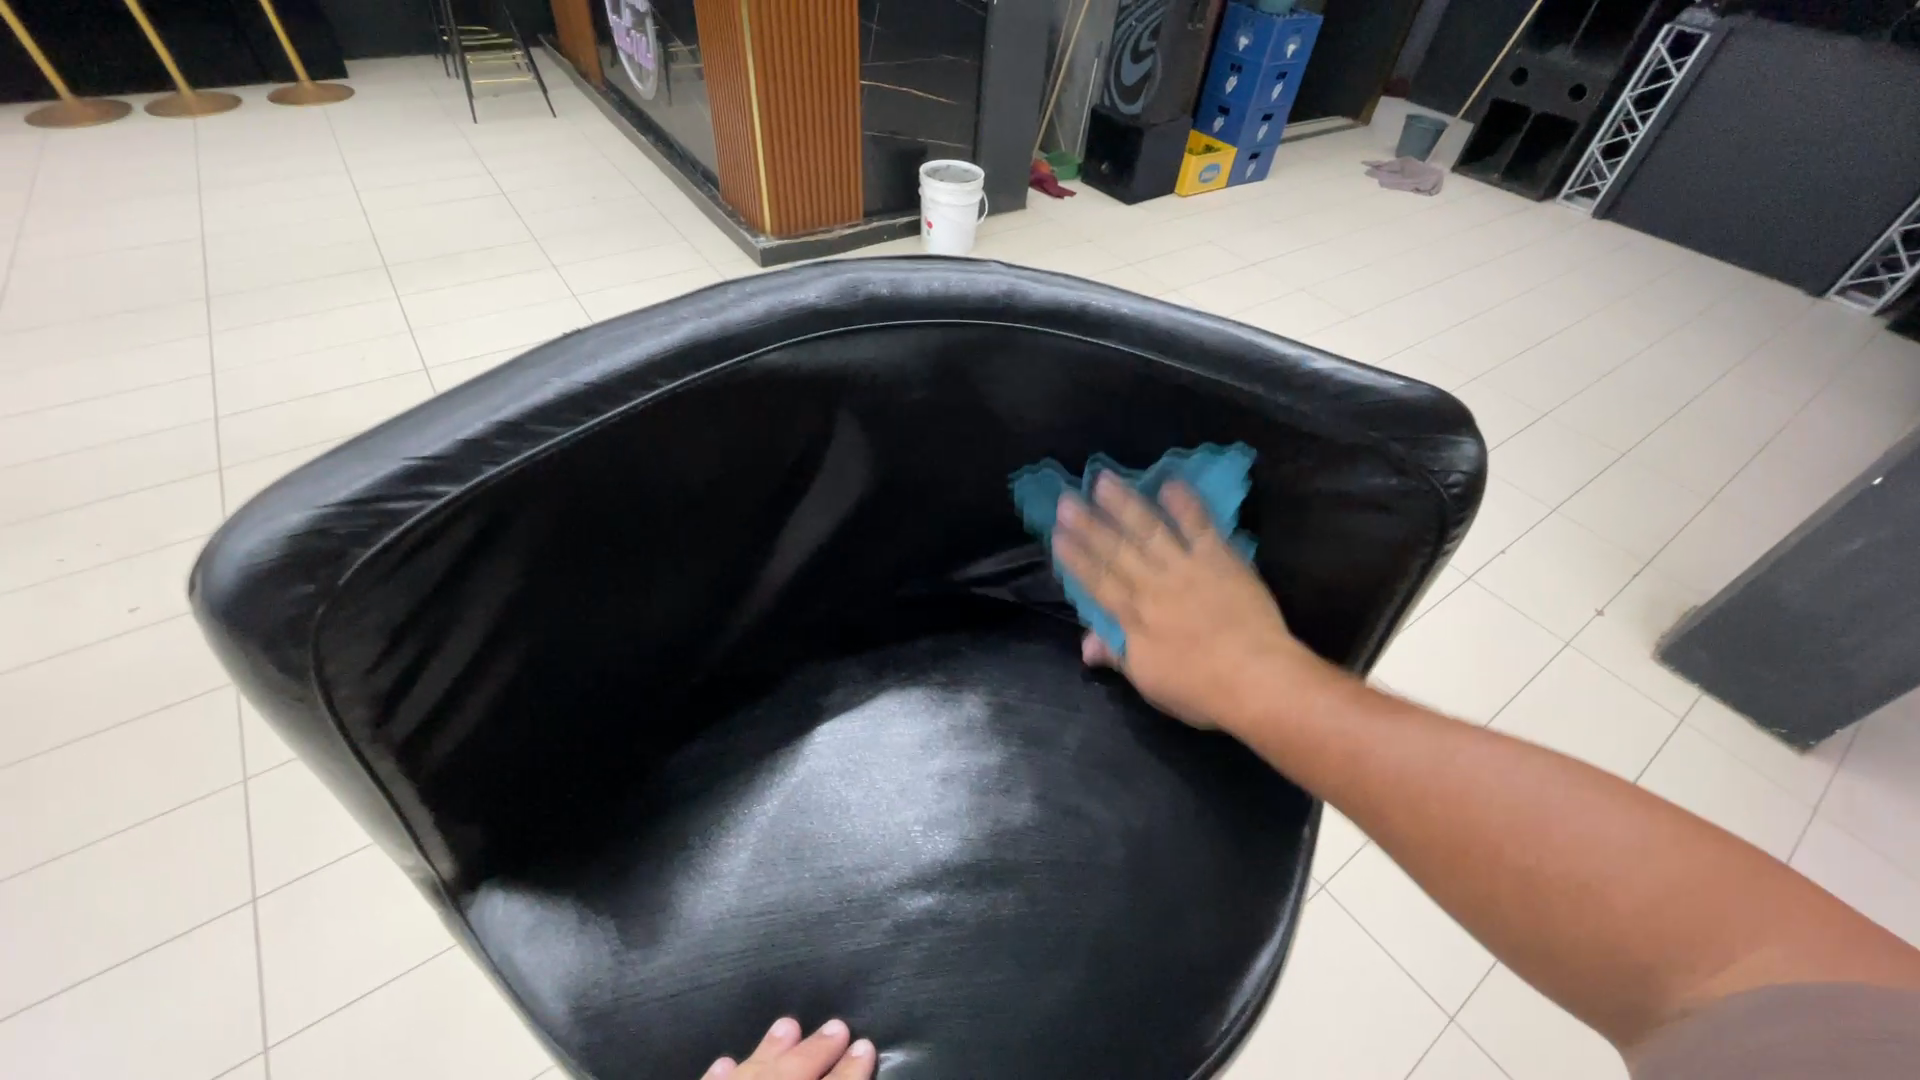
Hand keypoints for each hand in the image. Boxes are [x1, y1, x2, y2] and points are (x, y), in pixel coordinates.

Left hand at [700, 1017, 874, 1079]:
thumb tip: (844, 1069)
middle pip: (791, 1075)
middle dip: (815, 1051)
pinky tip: (725, 1062)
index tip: (866, 1046)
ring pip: (749, 1074)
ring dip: (769, 1051)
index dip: (850, 1072)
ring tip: (787, 1024)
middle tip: (838, 1026)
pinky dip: (719, 1077)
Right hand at [1052, 474, 1336, 732]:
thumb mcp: (1149, 681)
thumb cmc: (1201, 690)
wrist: (1257, 680)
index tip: (1056, 534)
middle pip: (1116, 551)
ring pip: (1149, 531)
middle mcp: (1154, 585)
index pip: (1097, 582)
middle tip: (1068, 499)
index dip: (1075, 558)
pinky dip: (1184, 505)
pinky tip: (1169, 484)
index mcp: (1133, 618)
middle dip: (1089, 524)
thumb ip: (1118, 656)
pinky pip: (1199, 527)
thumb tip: (1086, 646)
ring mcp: (1187, 568)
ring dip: (1125, 505)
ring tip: (1104, 480)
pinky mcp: (1221, 559)